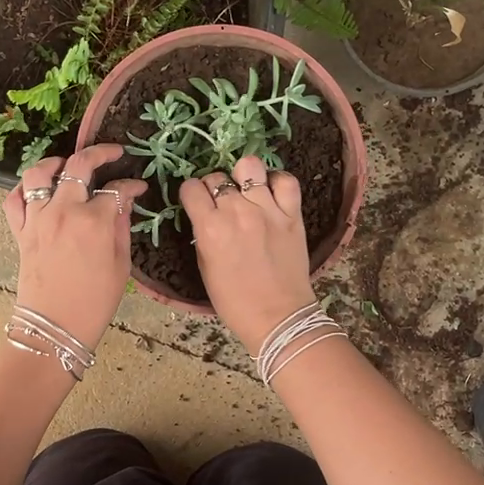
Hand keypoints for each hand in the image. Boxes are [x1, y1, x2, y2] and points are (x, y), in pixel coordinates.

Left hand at [1, 145, 148, 347]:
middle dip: (99, 153)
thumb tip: (123, 202)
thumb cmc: (94, 302)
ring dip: (55, 162)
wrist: (54, 328)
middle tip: (112, 153)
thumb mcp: (120, 265)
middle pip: (78, 166)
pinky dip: (22, 188)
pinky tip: (36, 189)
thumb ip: (121, 227)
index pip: (115, 190)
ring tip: (66, 164)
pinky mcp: (20, 232)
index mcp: (94, 221)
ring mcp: (37, 219)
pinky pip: (13, 200)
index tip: (138, 188)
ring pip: (38, 173)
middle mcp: (64, 211)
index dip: (130, 186)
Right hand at [180, 154, 318, 353]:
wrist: (278, 317)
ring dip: (243, 176)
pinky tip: (271, 192)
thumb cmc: (234, 301)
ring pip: (249, 166)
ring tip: (246, 190)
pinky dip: (276, 181)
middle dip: (213, 187)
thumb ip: (203, 234)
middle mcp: (237, 212)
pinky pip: (286, 181)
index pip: (191, 188)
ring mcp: (268, 210)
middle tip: (221, 204)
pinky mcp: (292, 214)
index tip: (196, 203)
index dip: (191, 194)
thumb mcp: (205, 267)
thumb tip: (204, 213)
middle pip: (216, 177)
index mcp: (210, 229)